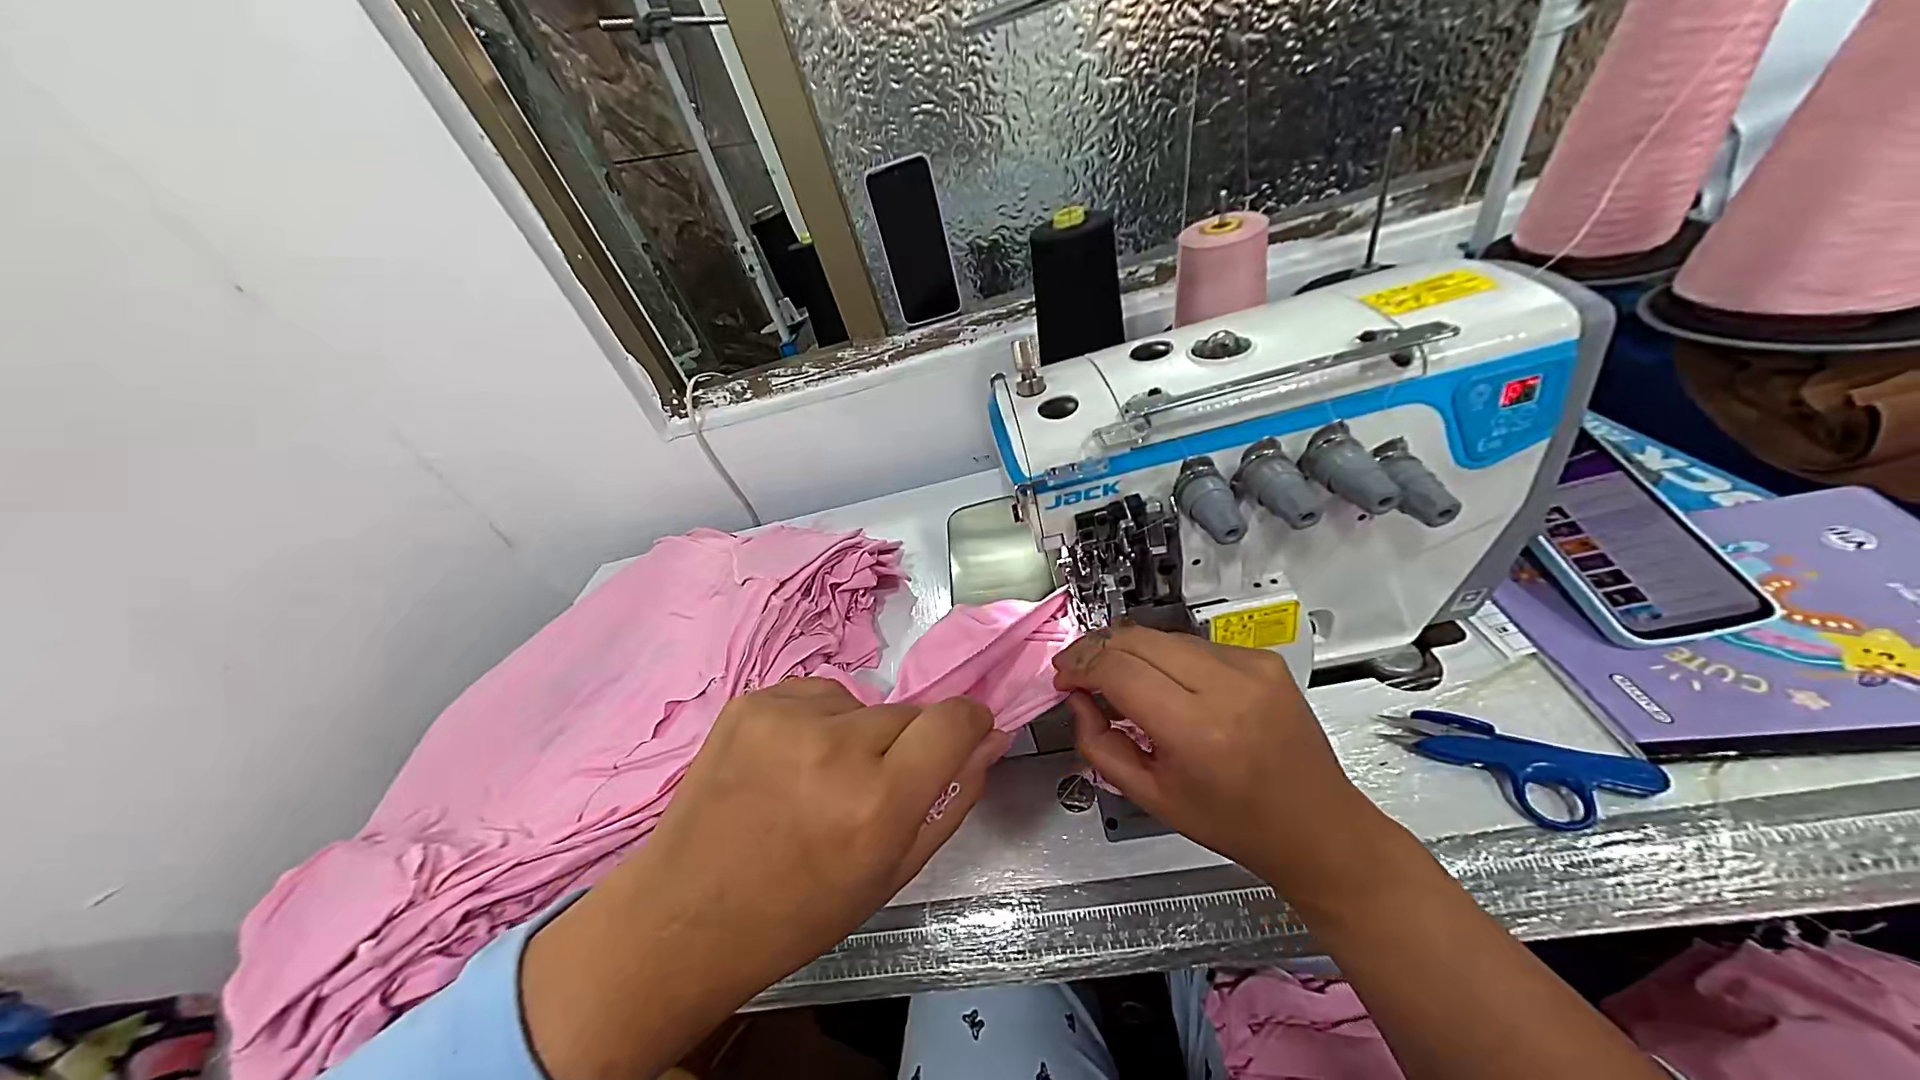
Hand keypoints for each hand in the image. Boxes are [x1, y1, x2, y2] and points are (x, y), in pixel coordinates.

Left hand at [523, 678, 1009, 1079]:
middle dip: (903, 745)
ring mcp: (786, 717)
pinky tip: (785, 765)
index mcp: (877, 802)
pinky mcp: (751, 701)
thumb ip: (953, 799)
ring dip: (856, 733)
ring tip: (817, 780)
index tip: (963, 735)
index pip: (954, 720)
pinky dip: (815, 723)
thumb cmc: (797, 912)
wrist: (683, 916)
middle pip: (908, 713)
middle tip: (868, 788)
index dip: (968, 724)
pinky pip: (816, 696)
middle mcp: (834, 747)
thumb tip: (990, 737)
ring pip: (862, 703)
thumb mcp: (892, 873)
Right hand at [1053, 625, 1373, 886]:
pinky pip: (1193, 642)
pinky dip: (1167, 656)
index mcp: (1198, 732)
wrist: (1315, 824)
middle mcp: (1228, 689)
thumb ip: (1099, 745)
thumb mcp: (1150, 797)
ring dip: (1129, 650)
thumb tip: (1079, 700)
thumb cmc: (1235, 822)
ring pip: (1162, 635)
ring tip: (1118, 679)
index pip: (1117, 670)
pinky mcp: (1263, 659)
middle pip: (1136, 639)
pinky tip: (1164, 682)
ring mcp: (1251, 667)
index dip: (1080, 665)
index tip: (1064, 676)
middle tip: (1079, 670)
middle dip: (1097, 649)